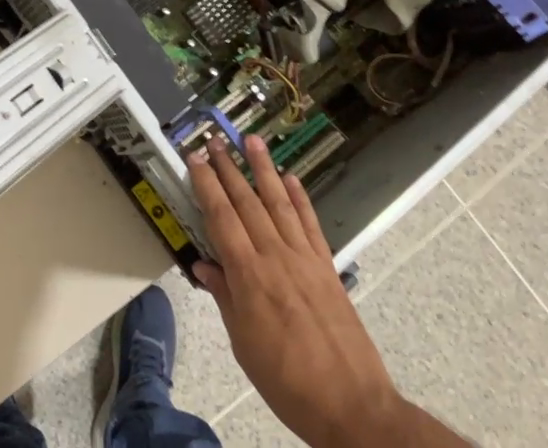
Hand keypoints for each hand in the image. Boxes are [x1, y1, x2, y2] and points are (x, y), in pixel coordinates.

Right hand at [189, 134, 438, 447]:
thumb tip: (204, 266)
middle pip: (248, 203)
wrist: (352, 406)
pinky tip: (291, 180)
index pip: (221, 218)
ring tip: (252, 142)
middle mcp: (276, 258)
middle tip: (215, 141)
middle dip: (229, 169)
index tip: (195, 159)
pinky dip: (300, 199)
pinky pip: (310, 225)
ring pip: (280, 204)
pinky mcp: (328, 269)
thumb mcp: (242, 343)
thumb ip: (225, 297)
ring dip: (264, 170)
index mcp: (249, 276)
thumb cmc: (287, 380)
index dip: (206, 185)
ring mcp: (305, 261)